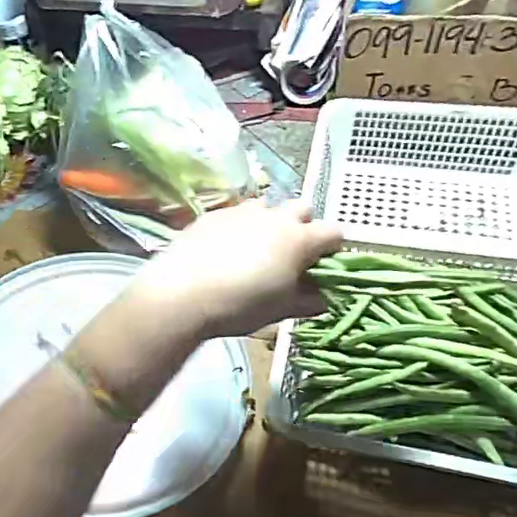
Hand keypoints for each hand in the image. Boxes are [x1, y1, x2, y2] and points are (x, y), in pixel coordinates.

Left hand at [127, 198, 342, 338]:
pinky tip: (223, 252)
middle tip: (289, 257)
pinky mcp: (213, 215)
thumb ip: (307, 300)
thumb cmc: (240, 306)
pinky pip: (235, 215)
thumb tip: (323, 297)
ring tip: (254, 251)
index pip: (334, 233)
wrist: (182, 295)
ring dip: (269, 223)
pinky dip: (238, 228)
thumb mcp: (279, 310)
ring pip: (267, 207)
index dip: (332, 250)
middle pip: (303, 209)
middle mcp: (275, 216)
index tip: (322, 268)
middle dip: (303, 227)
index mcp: (299, 238)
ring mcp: (242, 211)